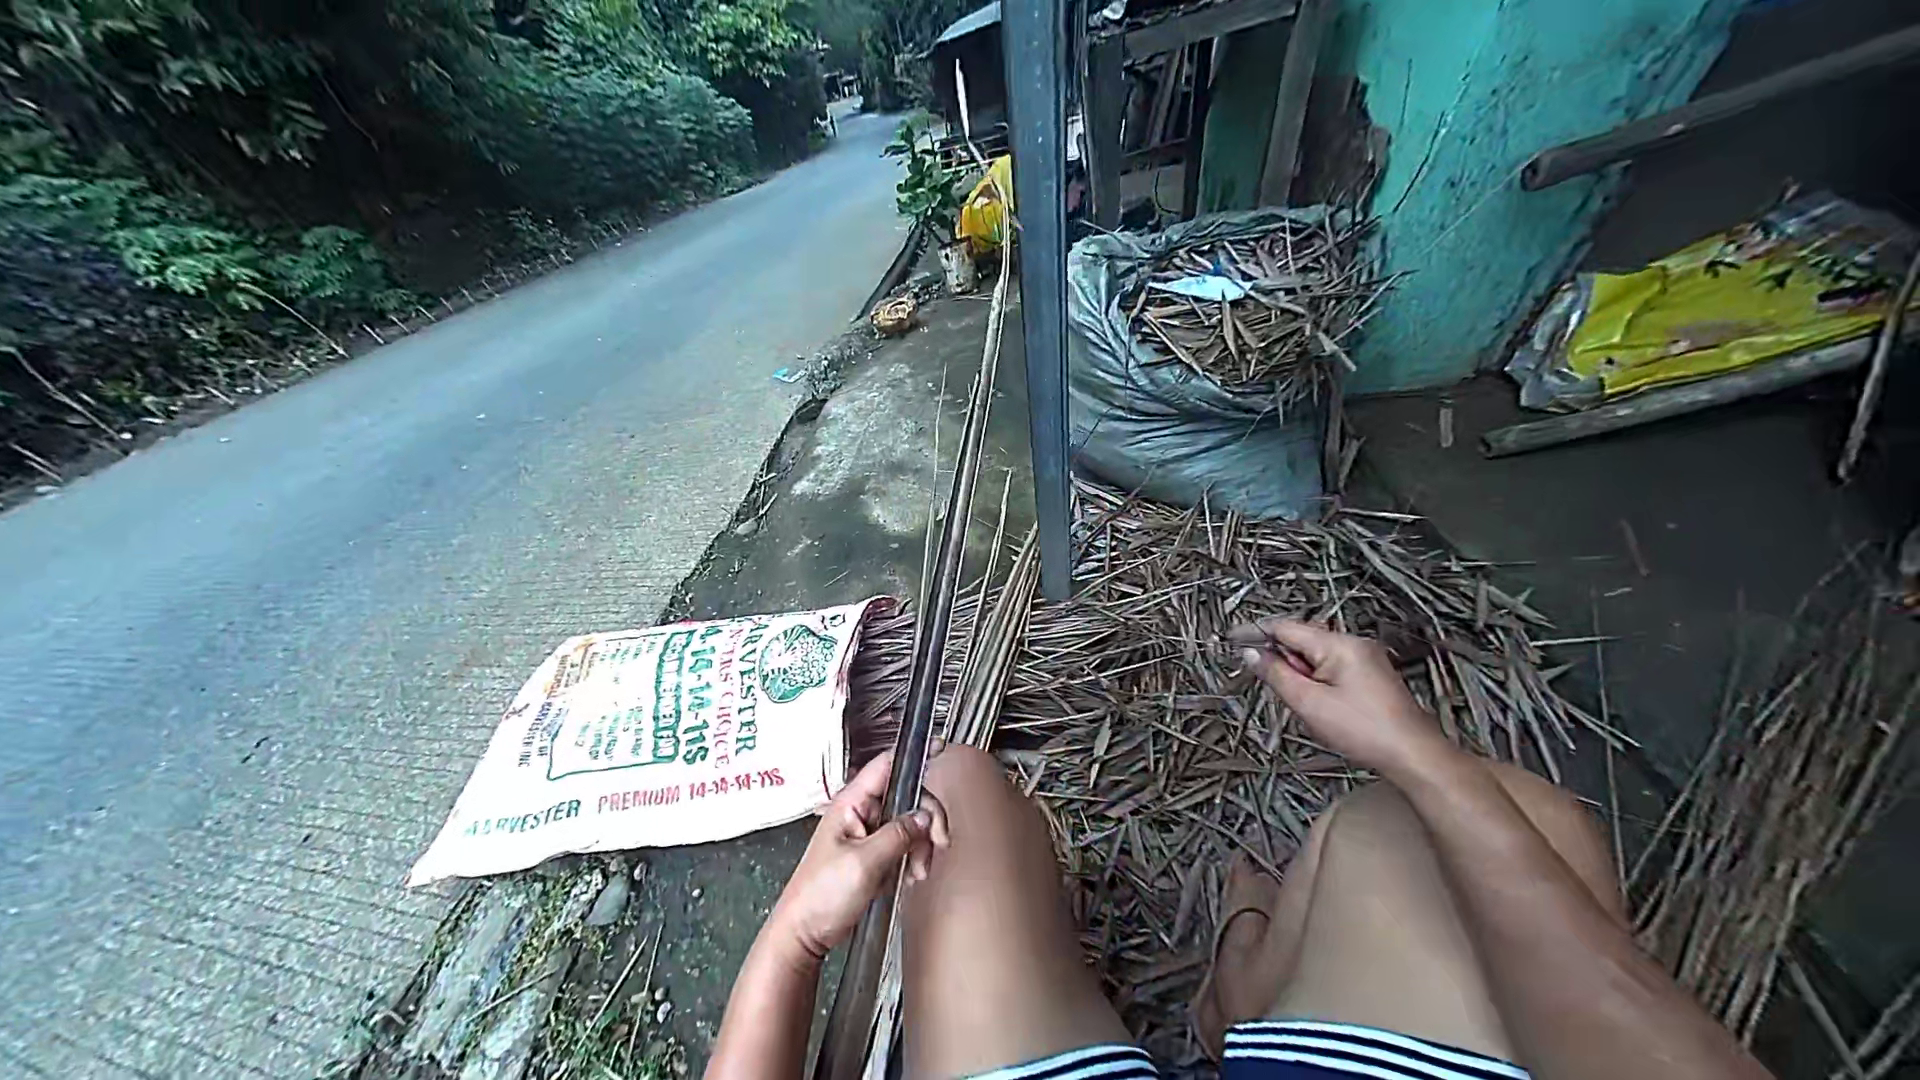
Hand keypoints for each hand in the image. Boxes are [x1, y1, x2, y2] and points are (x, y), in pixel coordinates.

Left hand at [766, 749, 949, 962]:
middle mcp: (861, 813)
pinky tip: (910, 876)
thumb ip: (898, 835)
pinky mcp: (873, 855)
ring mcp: (868, 834)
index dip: (914, 755)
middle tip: (938, 842)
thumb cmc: (820, 896)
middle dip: (927, 819)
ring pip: (910, 823)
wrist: (804, 934)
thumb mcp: (864, 862)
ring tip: (917, 871)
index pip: (887, 765)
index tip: (940, 748)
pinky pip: (905, 845)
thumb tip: (925, 816)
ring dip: (921, 845)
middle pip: (907, 797)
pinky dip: (914, 858)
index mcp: (851, 803)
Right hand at [1233, 618, 1451, 776]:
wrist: (1413, 756)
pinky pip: (1330, 664)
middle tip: (1273, 683)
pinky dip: (1314, 677)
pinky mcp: (1369, 673)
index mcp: (1338, 644)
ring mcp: (1364, 657)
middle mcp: (1353, 643)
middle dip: (1280, 658)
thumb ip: (1275, 673)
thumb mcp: (1308, 702)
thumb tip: (1252, 653)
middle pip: (1300, 639)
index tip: (1232, 639)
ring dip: (1298, 671)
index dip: (1255, 633)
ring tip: (1304, 701)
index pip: (1285, 627)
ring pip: (1314, 653)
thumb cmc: (1365, 731)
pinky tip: (1317, 701)